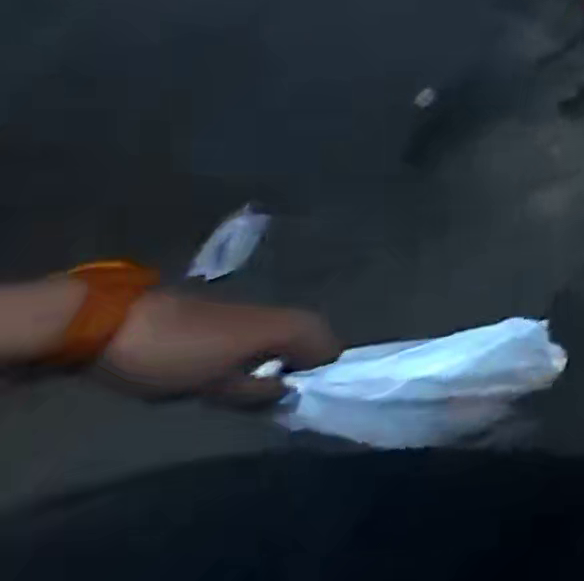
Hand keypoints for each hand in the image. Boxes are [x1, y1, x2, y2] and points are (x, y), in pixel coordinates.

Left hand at [97, 291, 341, 405]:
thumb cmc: (178, 355)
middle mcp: (295, 315)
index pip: (332, 355)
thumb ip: (258, 393)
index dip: (316, 380)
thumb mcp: (216, 386)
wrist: (120, 322)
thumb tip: (287, 395)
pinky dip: (256, 358)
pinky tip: (225, 374)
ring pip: (287, 345)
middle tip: (261, 399)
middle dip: (293, 373)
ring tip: (239, 390)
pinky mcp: (241, 317)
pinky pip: (266, 340)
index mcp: (301, 328)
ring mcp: (268, 313)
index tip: (288, 401)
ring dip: (272, 367)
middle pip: (311, 349)